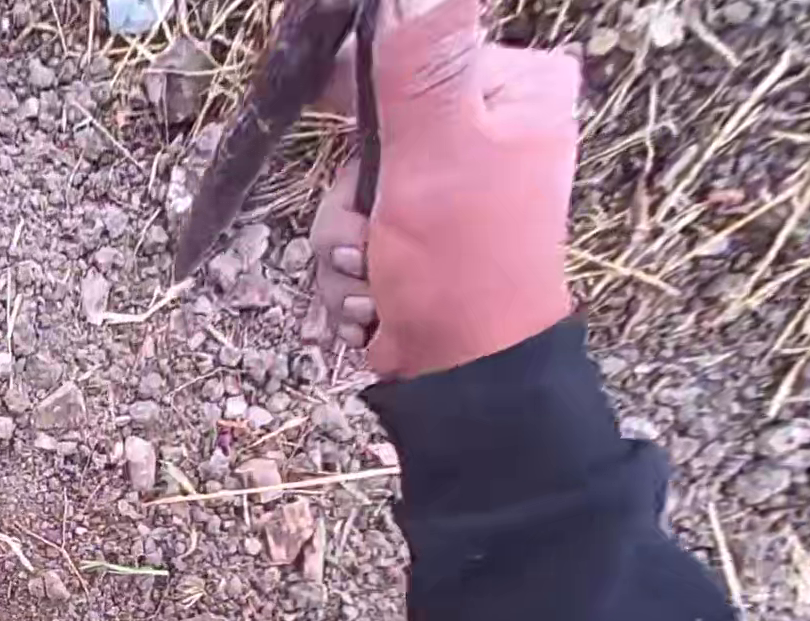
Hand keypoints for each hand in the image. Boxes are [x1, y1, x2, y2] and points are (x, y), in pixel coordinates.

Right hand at [310, 0, 579, 377]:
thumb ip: (421, 68)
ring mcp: (437, 201)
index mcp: (507, 94)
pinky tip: (375, 307)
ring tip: (374, 286)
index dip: (350, 89)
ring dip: (345, 256)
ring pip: (348, 208)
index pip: (409, 60)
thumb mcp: (438, 159)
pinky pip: (349, 249)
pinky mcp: (408, 249)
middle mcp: (475, 141)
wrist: (460, 372)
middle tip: (371, 244)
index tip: (303, 99)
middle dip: (351, 211)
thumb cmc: (460, 266)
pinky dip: (351, 283)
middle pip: (364, 150)